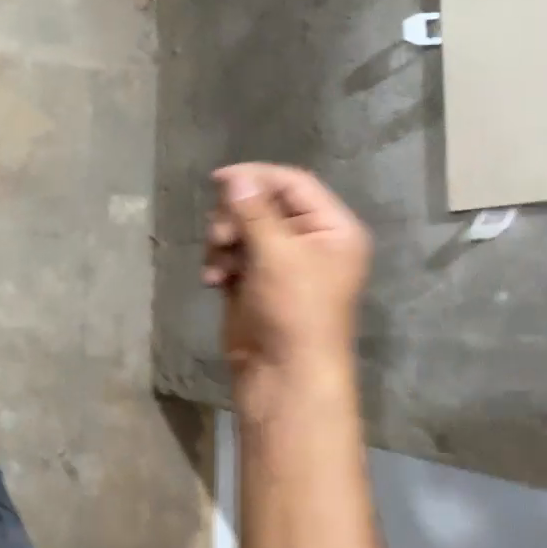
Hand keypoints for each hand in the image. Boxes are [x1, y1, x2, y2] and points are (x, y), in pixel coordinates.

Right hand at [204, 164, 369, 404]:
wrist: (283, 371)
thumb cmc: (294, 310)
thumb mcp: (277, 255)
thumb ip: (254, 212)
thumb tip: (234, 177)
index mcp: (331, 229)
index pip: (293, 184)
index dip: (256, 177)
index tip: (217, 180)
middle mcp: (308, 240)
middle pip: (261, 203)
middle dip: (233, 217)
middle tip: (220, 237)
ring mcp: (280, 260)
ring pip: (240, 228)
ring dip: (222, 242)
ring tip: (219, 266)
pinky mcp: (254, 278)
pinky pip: (230, 253)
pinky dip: (218, 263)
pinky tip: (215, 281)